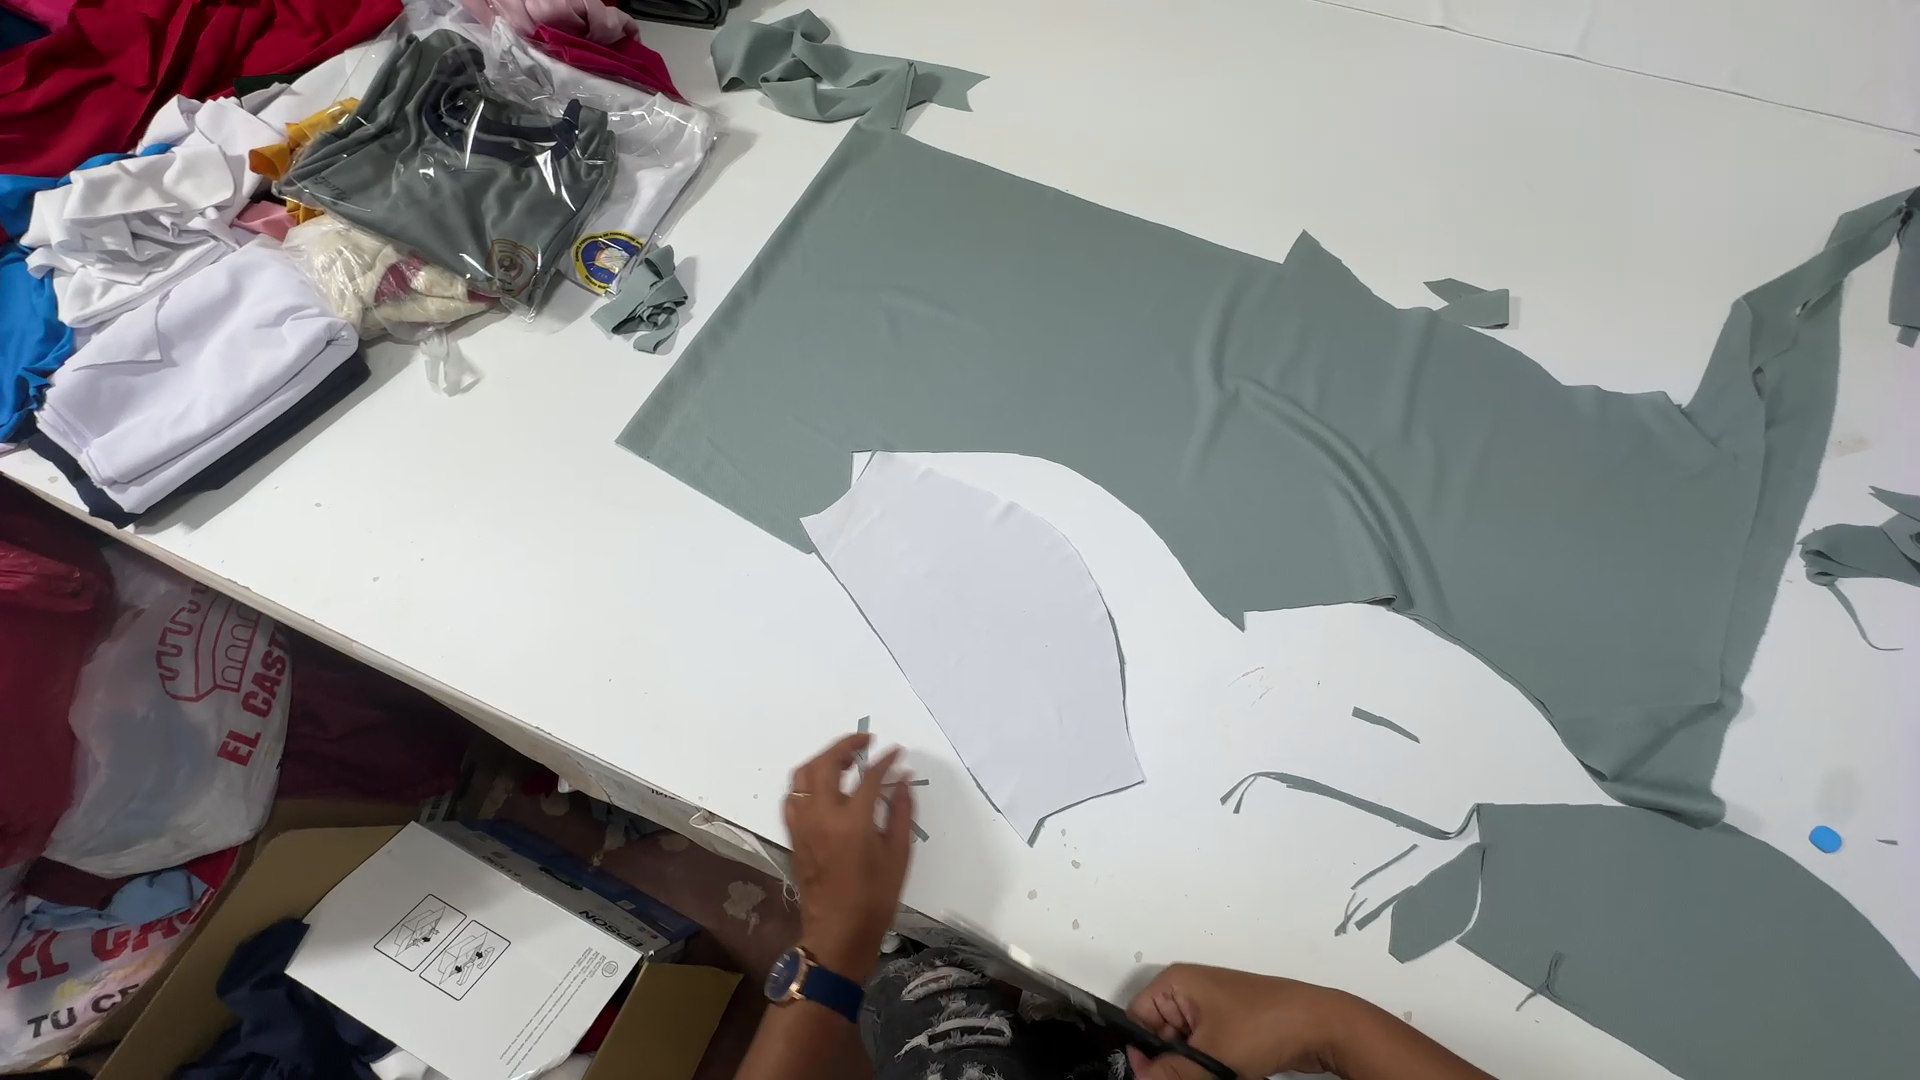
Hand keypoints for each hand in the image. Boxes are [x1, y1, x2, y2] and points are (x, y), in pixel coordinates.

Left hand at [784, 733, 914, 982]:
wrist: (838, 936)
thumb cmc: (875, 899)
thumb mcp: (899, 855)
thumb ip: (901, 811)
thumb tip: (902, 778)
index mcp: (852, 822)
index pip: (869, 775)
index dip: (884, 760)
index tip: (896, 752)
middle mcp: (822, 816)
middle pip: (825, 763)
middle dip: (845, 745)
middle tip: (865, 741)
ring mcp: (802, 825)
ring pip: (802, 775)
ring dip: (822, 759)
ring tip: (844, 759)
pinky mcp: (793, 835)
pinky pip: (793, 796)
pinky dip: (807, 781)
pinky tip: (824, 785)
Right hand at [1125, 964, 1359, 1079]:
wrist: (1318, 1026)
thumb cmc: (1259, 1027)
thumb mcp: (1213, 1055)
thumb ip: (1173, 1073)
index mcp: (1175, 983)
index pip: (1138, 1019)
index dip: (1141, 1053)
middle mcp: (1188, 993)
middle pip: (1160, 1037)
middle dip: (1171, 1066)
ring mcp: (1210, 1012)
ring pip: (1184, 1050)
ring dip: (1192, 1071)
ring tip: (1216, 1077)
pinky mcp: (1230, 1031)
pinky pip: (1205, 1054)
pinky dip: (1209, 1071)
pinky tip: (1225, 1079)